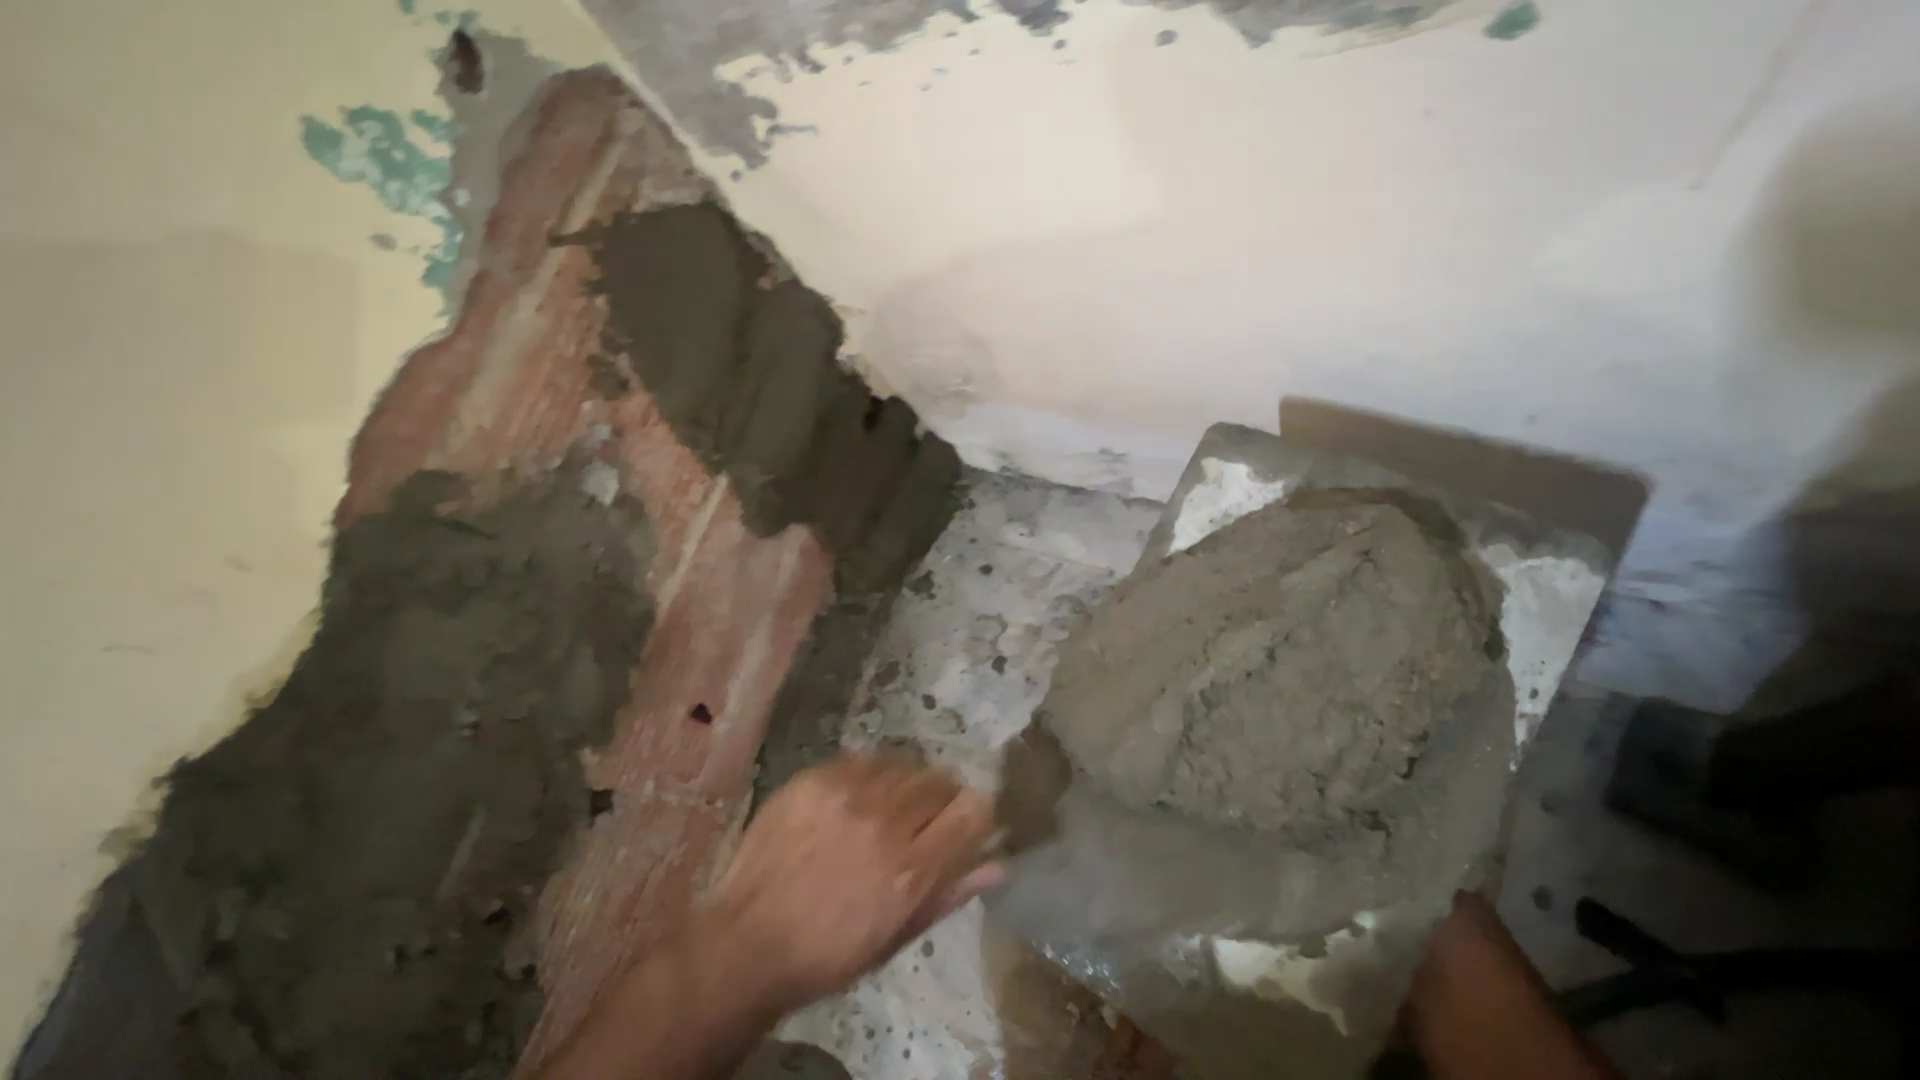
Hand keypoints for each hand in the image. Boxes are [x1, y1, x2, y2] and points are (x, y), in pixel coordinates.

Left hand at [701, 754, 1005, 1013]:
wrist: (747, 941)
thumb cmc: (828, 954)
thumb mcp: (896, 937)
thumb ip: (949, 894)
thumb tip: (999, 866)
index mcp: (912, 869)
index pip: (973, 809)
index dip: (973, 816)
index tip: (961, 827)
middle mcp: (885, 822)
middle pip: (940, 780)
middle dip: (939, 799)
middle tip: (919, 821)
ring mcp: (846, 795)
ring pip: (903, 764)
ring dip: (904, 784)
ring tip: (883, 808)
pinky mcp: (813, 779)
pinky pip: (861, 760)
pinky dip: (866, 776)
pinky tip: (850, 801)